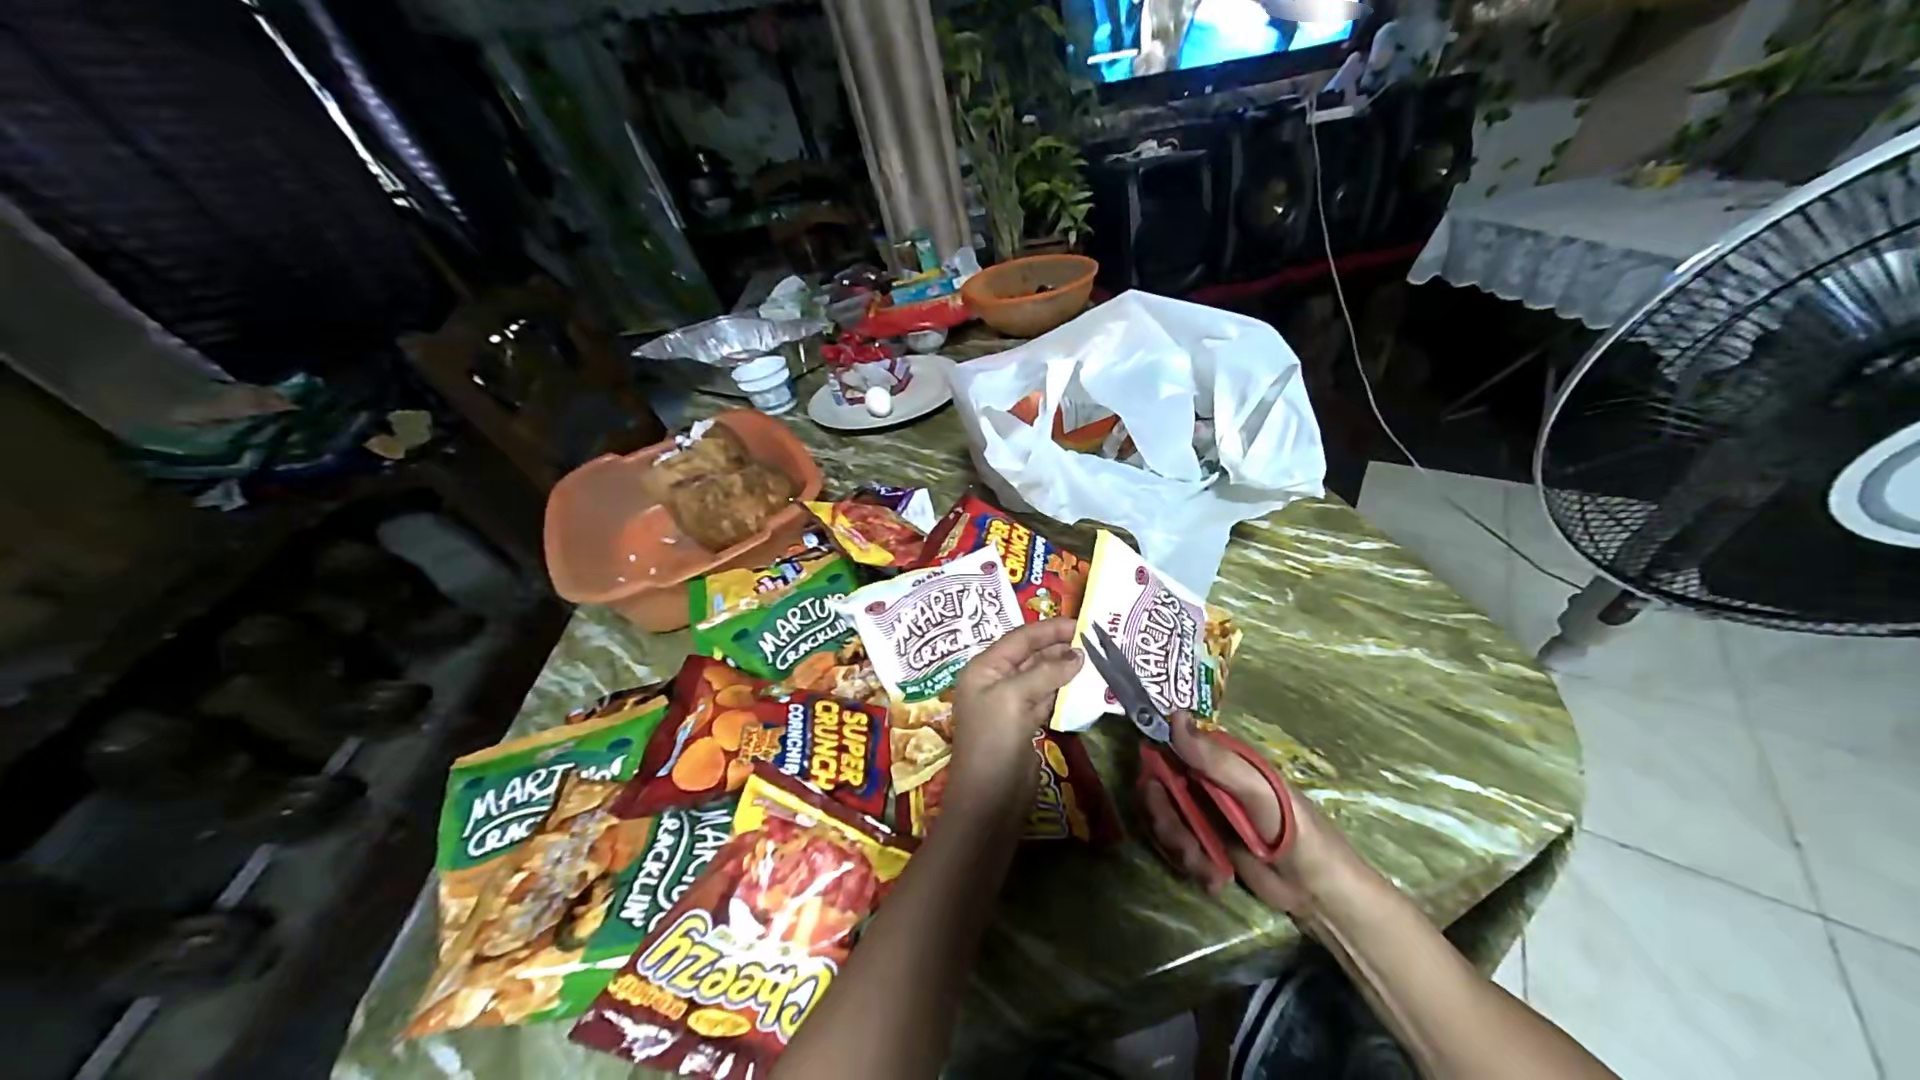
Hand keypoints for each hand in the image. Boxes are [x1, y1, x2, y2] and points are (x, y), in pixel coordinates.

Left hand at [945, 618, 1082, 813]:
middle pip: (1030, 655)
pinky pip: (1046, 698)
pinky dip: (1064, 690)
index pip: (1019, 639)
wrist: (989, 799)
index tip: (1081, 623)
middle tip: (1094, 640)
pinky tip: (1084, 684)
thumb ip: (1046, 672)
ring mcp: (1009, 704)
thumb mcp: (1015, 698)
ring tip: (1095, 658)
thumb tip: (1079, 655)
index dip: (1048, 629)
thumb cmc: (994, 741)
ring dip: (1064, 668)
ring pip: (1040, 676)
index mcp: (983, 668)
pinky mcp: (1025, 725)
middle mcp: (994, 682)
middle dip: (1058, 647)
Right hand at [1142, 712, 1353, 915]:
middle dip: (1165, 821)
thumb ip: (1215, 758)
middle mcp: (1203, 781)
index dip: (1153, 768)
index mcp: (1217, 759)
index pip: (1168, 749)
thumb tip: (1174, 716)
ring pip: (1163, 822)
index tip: (1154, 792)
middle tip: (1186, 845)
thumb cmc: (1296, 831)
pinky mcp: (1204, 846)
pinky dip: (1192, 867)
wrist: (1320, 892)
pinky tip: (1217, 879)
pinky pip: (1176, 850)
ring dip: (1180, 849)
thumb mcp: (1257, 790)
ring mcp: (1202, 815)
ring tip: (1210, 870)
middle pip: (1156, 790)